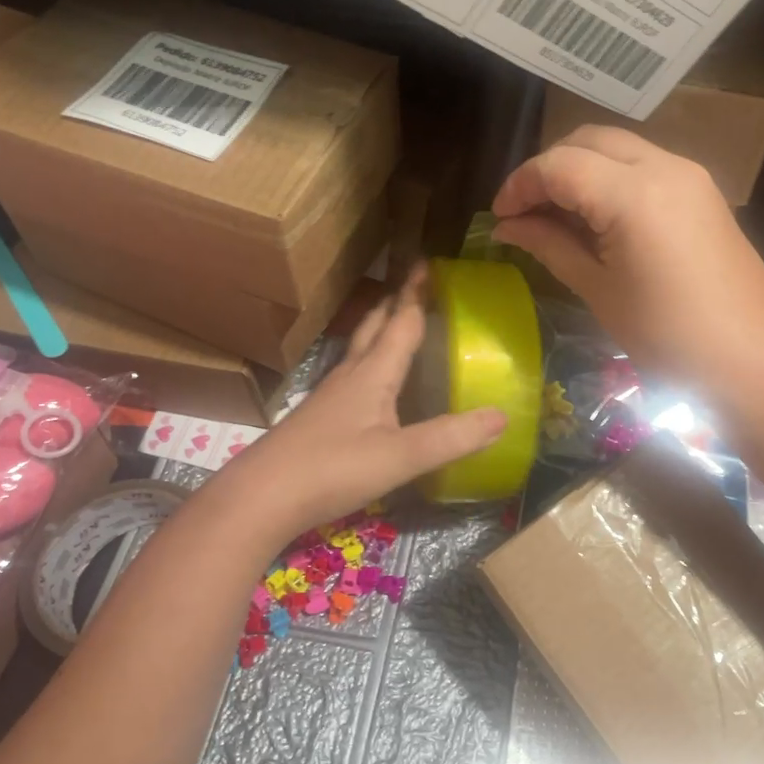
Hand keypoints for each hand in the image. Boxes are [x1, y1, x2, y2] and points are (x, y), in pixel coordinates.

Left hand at [214, 267, 506, 534]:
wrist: (260, 498)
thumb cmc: (331, 469)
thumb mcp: (400, 457)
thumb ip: (451, 437)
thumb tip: (502, 415)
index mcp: (372, 375)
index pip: (401, 324)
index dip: (416, 295)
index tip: (428, 264)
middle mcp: (350, 377)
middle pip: (374, 329)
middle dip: (395, 304)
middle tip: (414, 285)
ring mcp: (330, 399)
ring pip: (359, 352)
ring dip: (379, 331)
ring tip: (395, 323)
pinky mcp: (319, 421)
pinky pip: (351, 377)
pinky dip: (369, 364)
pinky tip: (370, 384)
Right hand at [491, 126, 763, 383]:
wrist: (752, 359)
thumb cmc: (667, 336)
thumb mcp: (599, 290)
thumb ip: (550, 246)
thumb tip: (507, 226)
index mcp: (633, 194)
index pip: (559, 165)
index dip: (521, 185)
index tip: (499, 216)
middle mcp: (664, 167)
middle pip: (588, 141)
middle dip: (549, 168)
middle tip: (525, 212)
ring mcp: (690, 176)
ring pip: (618, 148)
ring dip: (581, 169)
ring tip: (557, 215)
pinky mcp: (704, 192)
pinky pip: (645, 167)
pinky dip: (612, 179)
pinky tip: (598, 218)